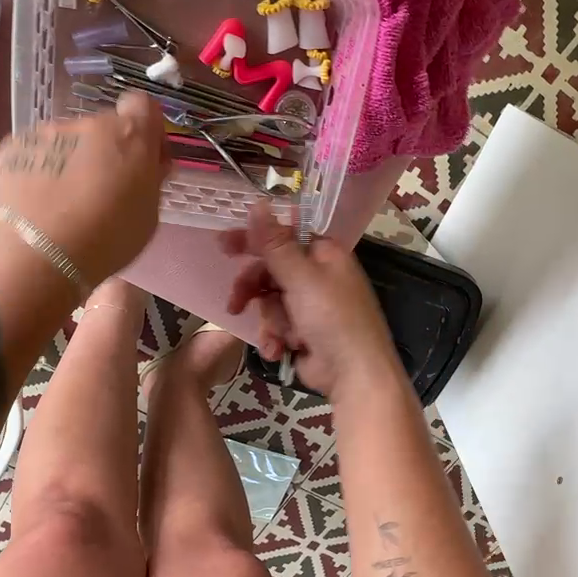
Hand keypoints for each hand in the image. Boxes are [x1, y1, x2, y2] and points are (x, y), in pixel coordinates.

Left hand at [0, 91, 167, 281]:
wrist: (38, 256)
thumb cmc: (106, 241)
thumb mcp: (149, 217)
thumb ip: (150, 181)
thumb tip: (149, 165)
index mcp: (129, 136)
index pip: (144, 106)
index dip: (146, 130)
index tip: (145, 160)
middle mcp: (89, 123)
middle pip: (104, 128)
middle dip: (106, 153)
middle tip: (102, 193)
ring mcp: (47, 132)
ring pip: (68, 142)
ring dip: (72, 162)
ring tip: (64, 204)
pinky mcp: (13, 146)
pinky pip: (36, 154)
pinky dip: (40, 171)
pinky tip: (39, 204)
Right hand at [220, 204, 404, 398]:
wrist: (354, 374)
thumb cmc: (333, 318)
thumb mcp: (301, 277)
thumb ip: (275, 243)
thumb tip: (258, 203)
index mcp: (324, 255)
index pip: (282, 238)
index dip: (253, 242)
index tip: (223, 247)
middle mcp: (317, 277)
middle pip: (270, 272)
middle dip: (253, 290)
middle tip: (235, 303)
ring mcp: (310, 307)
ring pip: (269, 303)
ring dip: (270, 321)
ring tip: (278, 338)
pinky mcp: (303, 333)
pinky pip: (276, 326)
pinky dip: (275, 339)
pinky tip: (280, 351)